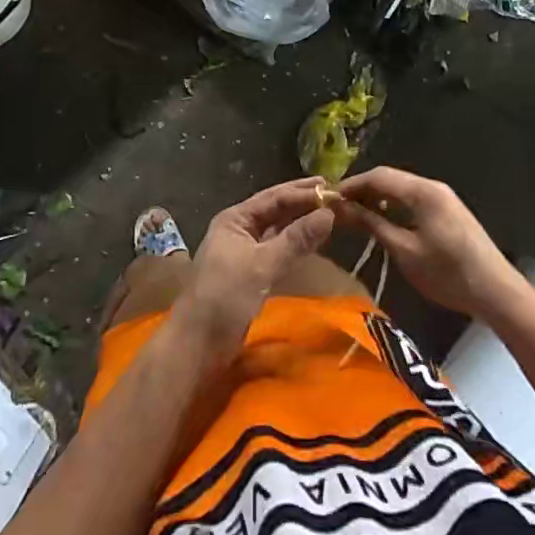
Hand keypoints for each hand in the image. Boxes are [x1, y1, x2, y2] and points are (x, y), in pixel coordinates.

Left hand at [171, 177, 336, 359]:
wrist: (199, 344)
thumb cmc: (225, 296)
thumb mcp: (262, 264)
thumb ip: (296, 239)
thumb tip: (329, 214)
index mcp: (235, 219)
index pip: (274, 197)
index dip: (303, 192)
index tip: (334, 190)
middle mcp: (240, 229)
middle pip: (276, 209)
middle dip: (303, 202)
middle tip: (335, 195)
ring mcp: (246, 251)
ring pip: (279, 228)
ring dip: (302, 220)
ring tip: (330, 212)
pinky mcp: (253, 272)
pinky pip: (279, 247)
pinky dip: (297, 241)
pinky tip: (314, 239)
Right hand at [334, 167, 530, 322]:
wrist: (495, 290)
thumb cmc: (447, 273)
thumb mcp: (404, 251)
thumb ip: (372, 225)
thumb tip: (341, 209)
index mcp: (422, 191)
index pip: (378, 176)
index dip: (350, 185)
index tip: (326, 200)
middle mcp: (433, 186)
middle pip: (390, 179)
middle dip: (362, 191)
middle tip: (336, 209)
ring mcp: (443, 197)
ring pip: (401, 188)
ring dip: (377, 198)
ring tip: (353, 216)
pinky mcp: (447, 210)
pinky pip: (413, 199)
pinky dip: (393, 205)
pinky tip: (381, 221)